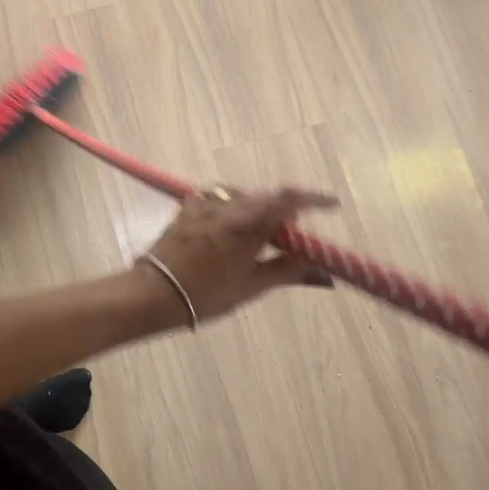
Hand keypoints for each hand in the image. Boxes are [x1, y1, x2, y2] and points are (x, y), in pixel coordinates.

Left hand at [136, 185, 339, 327]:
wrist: (156, 290)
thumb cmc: (207, 293)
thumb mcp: (253, 285)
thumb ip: (289, 271)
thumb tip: (323, 269)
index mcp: (245, 223)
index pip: (287, 198)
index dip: (312, 198)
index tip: (332, 204)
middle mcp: (225, 205)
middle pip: (264, 197)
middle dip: (283, 211)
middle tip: (293, 237)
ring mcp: (202, 204)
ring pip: (241, 196)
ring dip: (257, 209)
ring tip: (263, 235)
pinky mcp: (186, 208)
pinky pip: (217, 199)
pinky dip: (233, 208)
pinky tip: (232, 227)